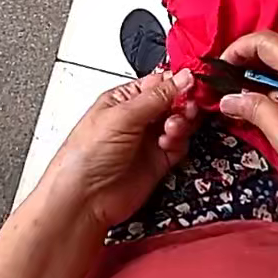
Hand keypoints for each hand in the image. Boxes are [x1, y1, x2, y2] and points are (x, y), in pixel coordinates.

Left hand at [42, 69, 200, 228]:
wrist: (85, 200)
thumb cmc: (85, 156)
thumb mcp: (122, 116)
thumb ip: (157, 96)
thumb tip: (183, 77)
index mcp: (123, 99)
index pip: (158, 82)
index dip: (177, 81)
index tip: (193, 81)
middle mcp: (137, 117)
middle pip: (173, 101)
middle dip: (183, 101)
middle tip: (187, 105)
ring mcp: (148, 139)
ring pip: (179, 122)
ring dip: (182, 121)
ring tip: (173, 126)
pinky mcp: (158, 161)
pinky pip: (180, 145)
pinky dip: (180, 141)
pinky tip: (168, 141)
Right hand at [216, 31, 277, 218]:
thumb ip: (254, 110)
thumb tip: (227, 99)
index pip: (266, 42)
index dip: (238, 49)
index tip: (220, 67)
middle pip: (276, 52)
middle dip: (246, 64)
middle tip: (225, 85)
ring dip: (261, 78)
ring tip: (240, 99)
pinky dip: (277, 88)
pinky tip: (266, 108)